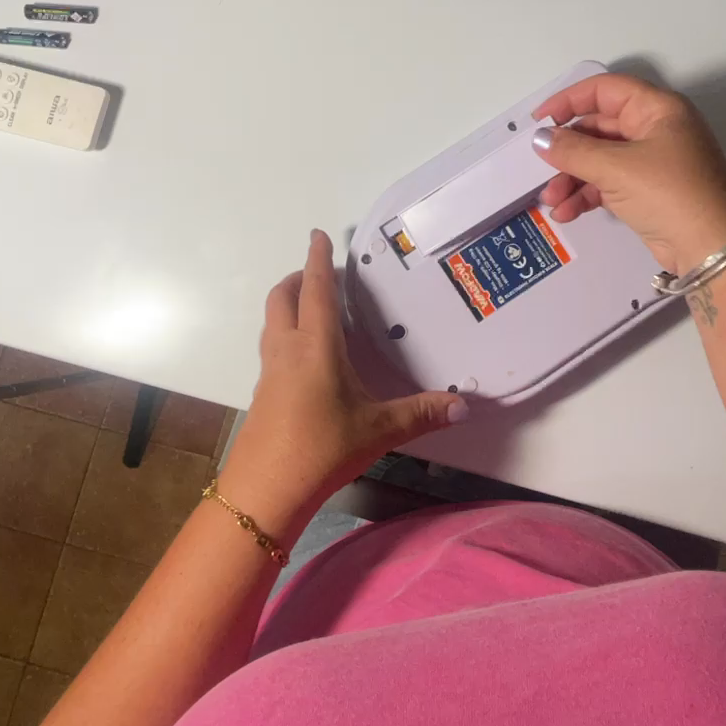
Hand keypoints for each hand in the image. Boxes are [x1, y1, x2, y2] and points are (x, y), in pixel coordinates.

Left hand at [218, 230, 466, 535]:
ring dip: (288, 303)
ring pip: (272, 322)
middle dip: (299, 277)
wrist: (265, 491)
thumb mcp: (379, 430)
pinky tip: (306, 357)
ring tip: (312, 306)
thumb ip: (422, 414)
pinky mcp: (261, 394)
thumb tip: (464, 404)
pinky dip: (285, 333)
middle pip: (282, 297)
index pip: (317, 289)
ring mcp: (269, 372)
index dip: (319, 258)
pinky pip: (271, 348)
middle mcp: (287, 350)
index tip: (318, 234)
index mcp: (315, 346)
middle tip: (320, 272)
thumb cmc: (323, 449)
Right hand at [531, 73, 725, 274]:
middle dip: (567, 151)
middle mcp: (655, 130)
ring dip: (572, 178)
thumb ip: (573, 151)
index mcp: (657, 109)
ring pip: (600, 159)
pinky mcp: (647, 191)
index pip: (605, 90)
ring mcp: (652, 162)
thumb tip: (541, 139)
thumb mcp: (616, 168)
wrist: (711, 248)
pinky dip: (586, 195)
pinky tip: (567, 212)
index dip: (569, 100)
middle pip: (599, 128)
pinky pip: (607, 184)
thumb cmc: (670, 194)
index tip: (539, 119)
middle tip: (539, 167)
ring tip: (551, 200)